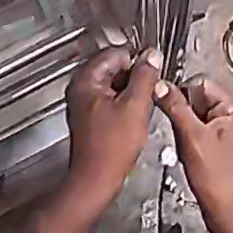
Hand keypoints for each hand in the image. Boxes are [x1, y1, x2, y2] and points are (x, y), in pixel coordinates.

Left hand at [63, 47, 161, 197]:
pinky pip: (110, 98)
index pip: (115, 54)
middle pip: (113, 67)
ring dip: (130, 90)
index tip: (151, 72)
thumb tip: (151, 57)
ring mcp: (83, 102)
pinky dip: (123, 102)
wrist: (96, 178)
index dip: (137, 61)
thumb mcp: (135, 106)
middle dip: (134, 76)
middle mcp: (80, 88)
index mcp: (86, 80)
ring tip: (140, 106)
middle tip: (147, 91)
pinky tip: (132, 116)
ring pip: (113, 83)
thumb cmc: (109, 148)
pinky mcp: (90, 115)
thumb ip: (145, 77)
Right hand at [155, 76, 232, 232]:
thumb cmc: (221, 181)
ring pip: (197, 121)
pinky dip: (192, 145)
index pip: (200, 84)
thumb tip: (161, 85)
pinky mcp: (225, 150)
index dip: (181, 93)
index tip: (166, 106)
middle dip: (184, 117)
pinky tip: (193, 159)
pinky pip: (202, 137)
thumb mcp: (192, 138)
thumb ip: (176, 107)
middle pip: (198, 102)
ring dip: (186, 133)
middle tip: (182, 137)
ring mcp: (232, 135)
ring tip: (188, 151)